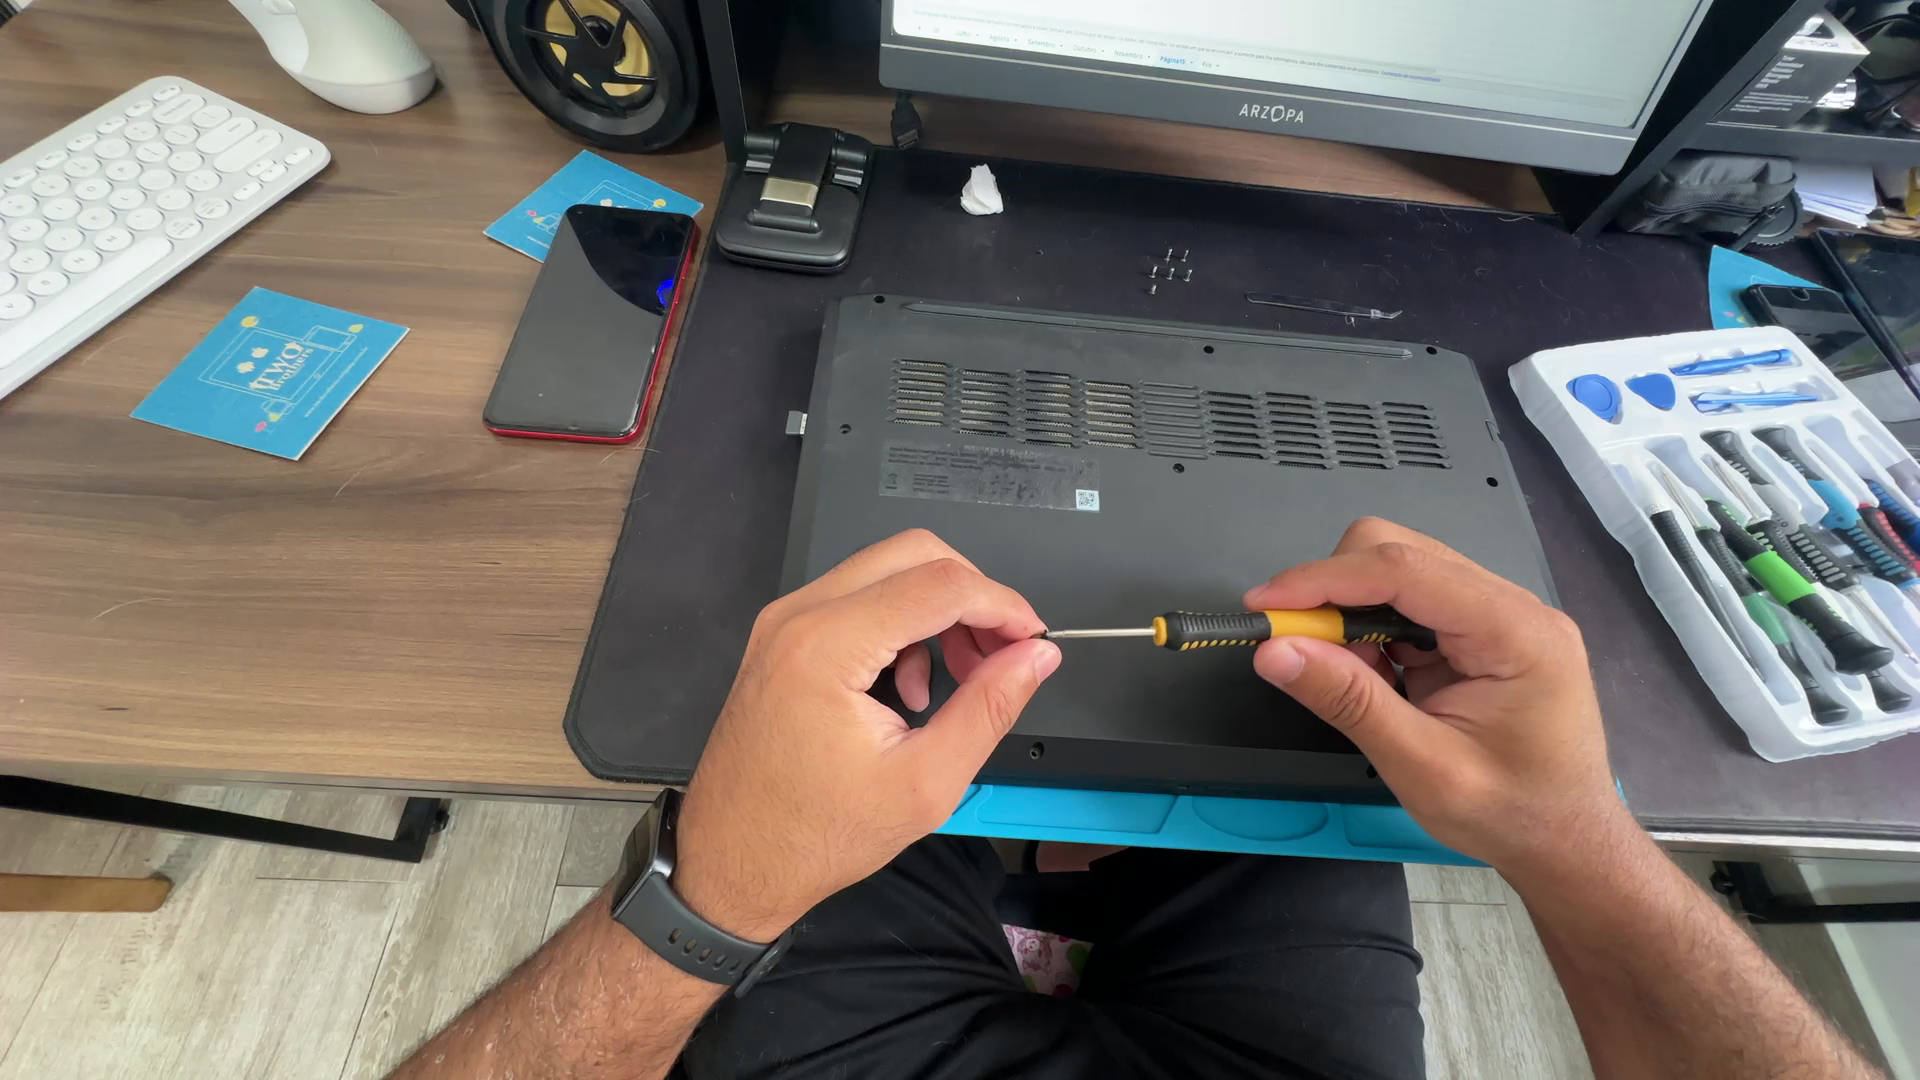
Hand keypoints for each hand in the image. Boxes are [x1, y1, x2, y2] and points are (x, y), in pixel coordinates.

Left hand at [671, 529, 1060, 941]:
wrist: (731, 861)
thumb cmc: (817, 835)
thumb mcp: (926, 783)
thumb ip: (990, 707)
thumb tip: (1036, 656)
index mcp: (827, 645)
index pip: (939, 584)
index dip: (1002, 604)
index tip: (1034, 639)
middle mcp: (800, 613)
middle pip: (914, 552)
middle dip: (973, 594)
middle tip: (1000, 651)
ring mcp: (787, 619)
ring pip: (890, 569)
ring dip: (940, 609)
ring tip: (960, 674)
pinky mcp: (787, 633)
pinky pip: (863, 597)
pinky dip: (905, 624)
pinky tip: (911, 687)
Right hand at [1247, 517, 1633, 877]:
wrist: (1564, 844)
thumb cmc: (1509, 814)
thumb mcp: (1421, 768)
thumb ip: (1347, 701)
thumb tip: (1273, 651)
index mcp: (1515, 632)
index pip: (1402, 571)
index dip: (1322, 579)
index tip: (1262, 606)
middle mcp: (1508, 606)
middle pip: (1395, 551)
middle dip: (1332, 588)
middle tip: (1299, 644)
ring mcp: (1492, 611)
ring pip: (1391, 567)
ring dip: (1345, 608)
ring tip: (1341, 669)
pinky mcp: (1472, 625)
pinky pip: (1398, 598)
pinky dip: (1363, 626)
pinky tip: (1368, 672)